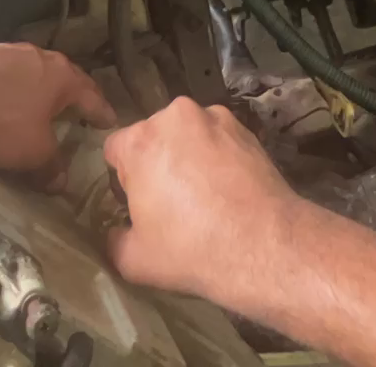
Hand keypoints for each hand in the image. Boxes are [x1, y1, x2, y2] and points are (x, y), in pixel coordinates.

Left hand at [0, 44, 115, 175]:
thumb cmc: (0, 122)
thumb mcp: (32, 152)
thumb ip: (52, 165)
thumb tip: (62, 181)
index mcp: (61, 76)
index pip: (91, 95)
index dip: (102, 111)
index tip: (110, 122)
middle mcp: (40, 57)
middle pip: (63, 77)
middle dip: (71, 95)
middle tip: (78, 111)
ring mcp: (8, 52)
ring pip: (32, 72)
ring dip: (38, 89)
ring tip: (37, 105)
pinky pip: (4, 73)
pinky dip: (9, 87)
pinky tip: (0, 100)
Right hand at [103, 97, 305, 303]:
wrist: (263, 243)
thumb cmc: (191, 249)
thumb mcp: (134, 260)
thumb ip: (112, 240)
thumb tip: (114, 232)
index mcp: (141, 141)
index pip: (115, 149)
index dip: (123, 177)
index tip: (139, 202)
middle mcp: (174, 116)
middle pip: (153, 135)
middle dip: (156, 160)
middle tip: (172, 200)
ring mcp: (213, 116)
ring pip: (187, 132)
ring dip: (188, 152)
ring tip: (206, 191)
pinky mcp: (243, 125)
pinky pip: (217, 135)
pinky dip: (217, 152)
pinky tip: (229, 184)